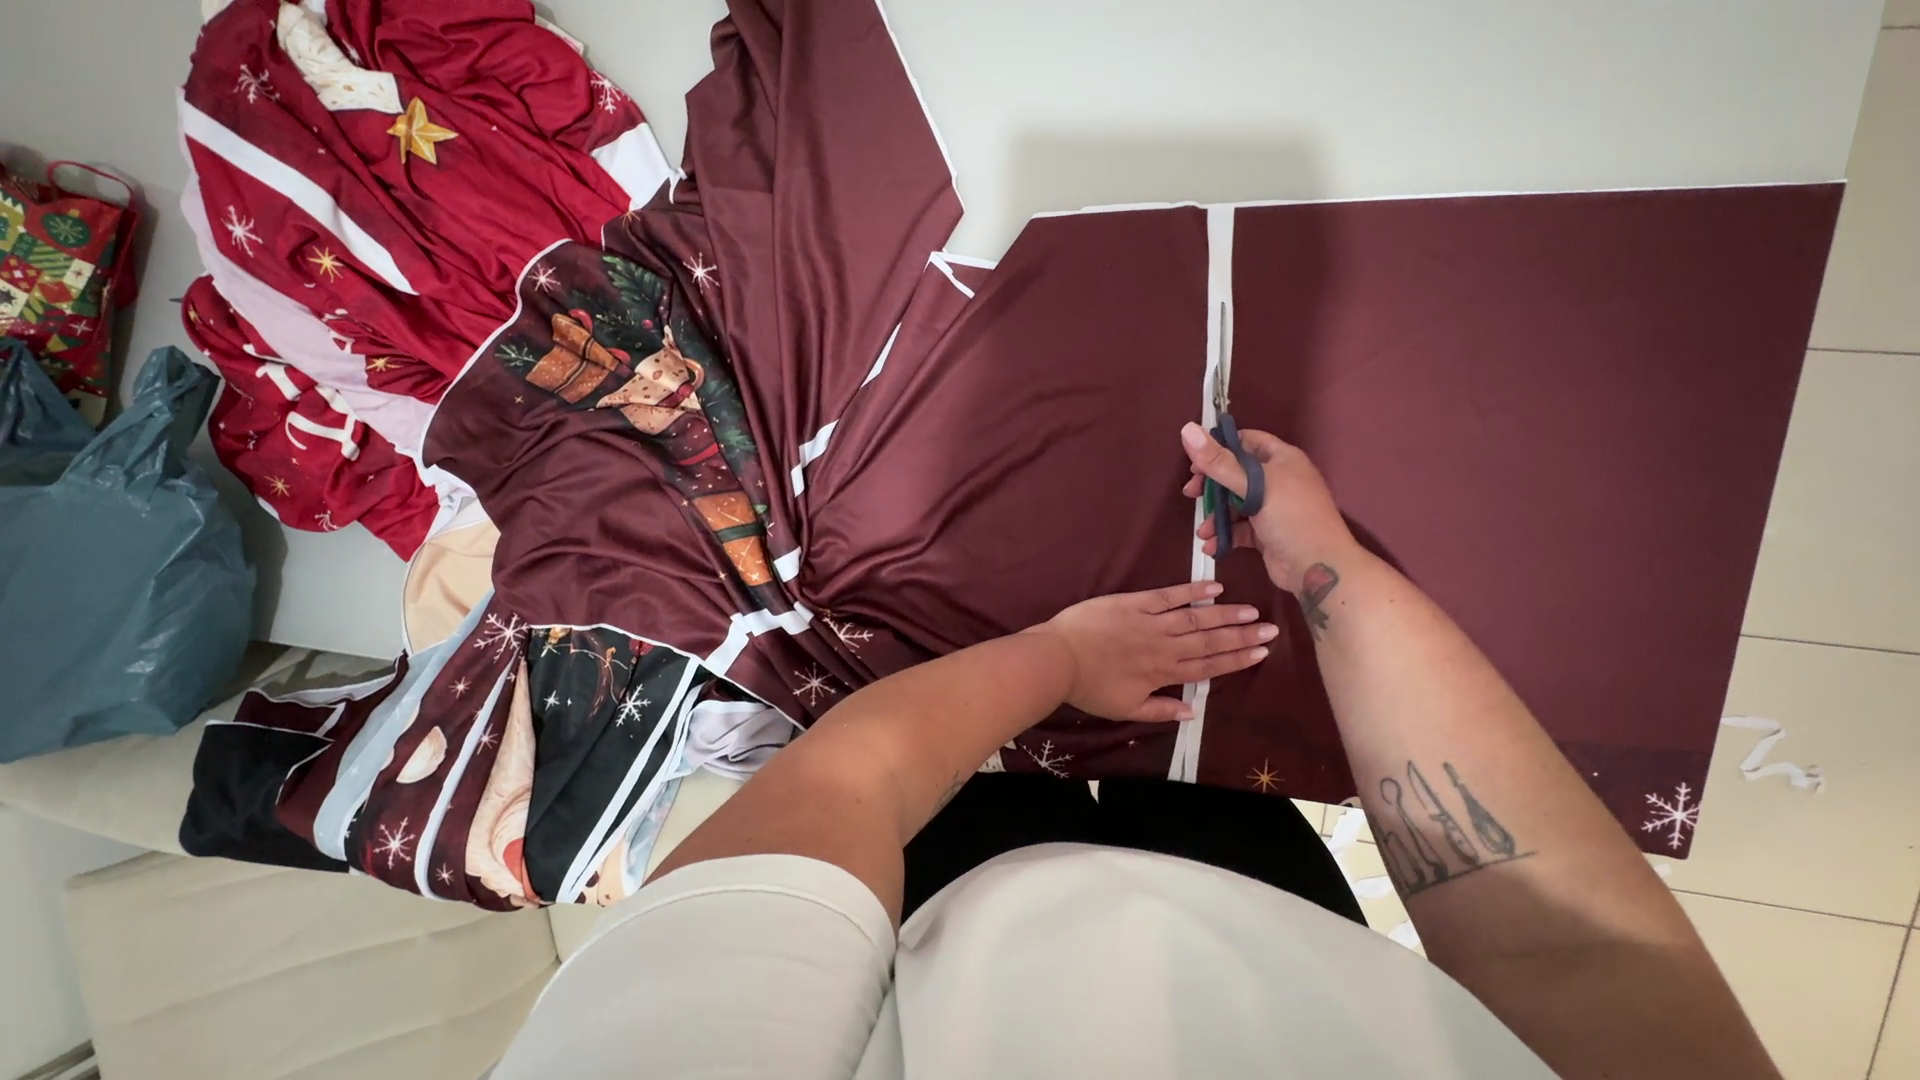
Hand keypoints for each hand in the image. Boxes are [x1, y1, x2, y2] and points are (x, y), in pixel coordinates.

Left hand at [1027, 582, 1277, 722]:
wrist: (1058, 659)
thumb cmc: (1088, 687)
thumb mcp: (1125, 709)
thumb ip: (1160, 710)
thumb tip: (1192, 712)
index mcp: (1163, 674)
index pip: (1207, 667)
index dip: (1236, 660)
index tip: (1261, 653)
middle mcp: (1164, 648)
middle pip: (1209, 642)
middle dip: (1242, 637)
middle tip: (1271, 630)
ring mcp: (1150, 623)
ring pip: (1196, 618)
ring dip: (1225, 615)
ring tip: (1251, 611)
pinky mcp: (1135, 604)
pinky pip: (1169, 596)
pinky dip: (1192, 591)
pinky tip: (1214, 587)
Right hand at [1180, 422, 1359, 592]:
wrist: (1318, 567)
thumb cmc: (1291, 517)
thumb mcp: (1254, 486)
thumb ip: (1219, 461)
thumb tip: (1187, 429)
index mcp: (1282, 459)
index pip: (1247, 441)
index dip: (1220, 447)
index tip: (1195, 461)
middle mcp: (1278, 480)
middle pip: (1236, 474)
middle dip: (1212, 486)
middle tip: (1191, 494)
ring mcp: (1273, 508)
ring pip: (1236, 504)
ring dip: (1216, 516)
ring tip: (1203, 531)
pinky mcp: (1268, 533)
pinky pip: (1241, 528)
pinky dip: (1226, 535)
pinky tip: (1212, 545)